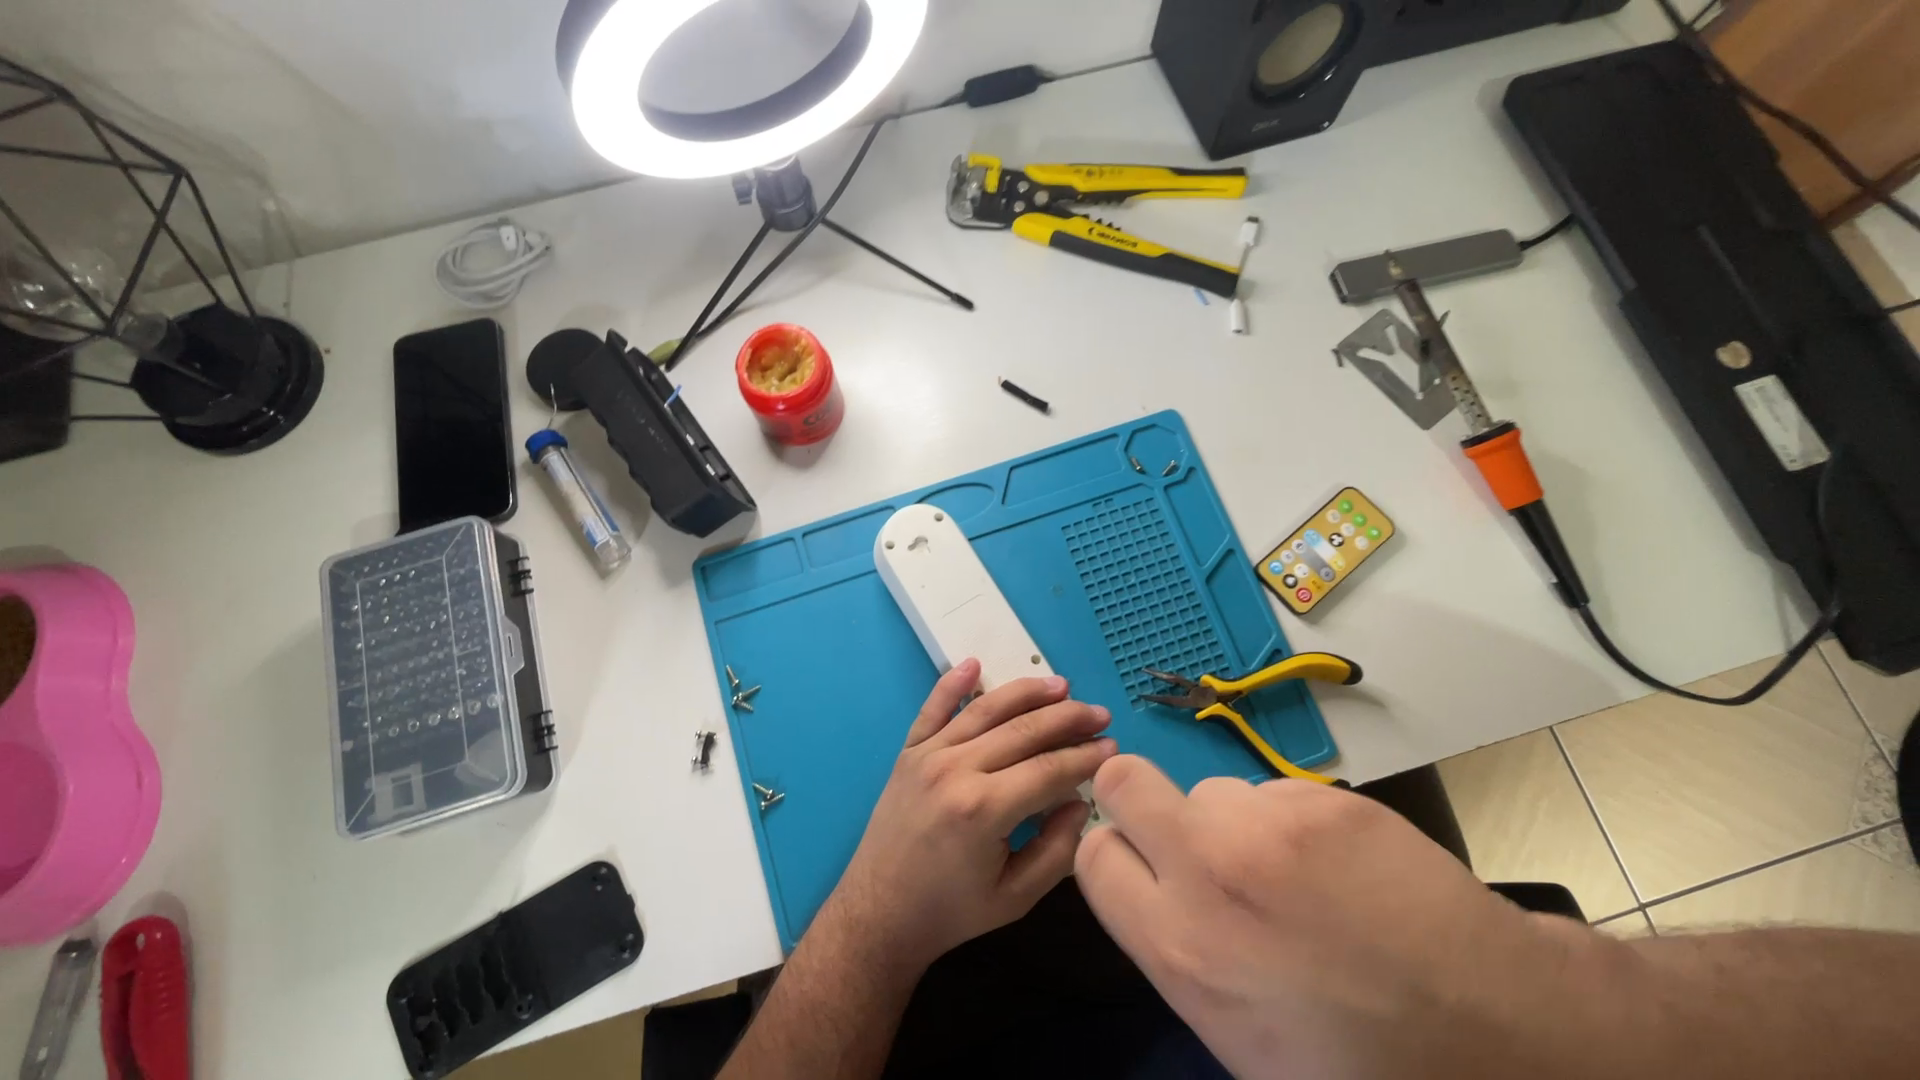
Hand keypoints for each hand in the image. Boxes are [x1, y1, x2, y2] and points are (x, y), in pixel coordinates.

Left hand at [823, 659, 1116, 973]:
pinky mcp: (909, 752)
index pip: (1050, 769)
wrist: (880, 912)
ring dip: (1026, 692)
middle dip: (1068, 719)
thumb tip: (1081, 802)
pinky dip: (952, 683)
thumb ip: (1058, 850)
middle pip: (1023, 731)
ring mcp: (928, 755)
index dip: (1086, 757)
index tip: (1114, 748)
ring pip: (985, 710)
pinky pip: (932, 709)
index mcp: (984, 810)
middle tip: (1100, 714)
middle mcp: (956, 770)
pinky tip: (974, 662)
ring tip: (1061, 685)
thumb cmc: (951, 912)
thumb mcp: (1017, 897)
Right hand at [1075, 755, 1609, 1077]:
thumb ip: (1177, 950)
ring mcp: (1269, 825)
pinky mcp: (1326, 800)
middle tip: (1196, 842)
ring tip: (1296, 875)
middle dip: (1143, 800)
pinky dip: (1297, 823)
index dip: (1118, 853)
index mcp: (1176, 945)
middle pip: (1125, 782)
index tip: (1148, 866)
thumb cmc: (1355, 1063)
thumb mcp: (1235, 1036)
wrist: (1492, 1034)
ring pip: (1215, 791)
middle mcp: (1206, 869)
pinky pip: (1281, 795)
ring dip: (1235, 824)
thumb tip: (1162, 894)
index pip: (1094, 853)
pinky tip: (1346, 869)